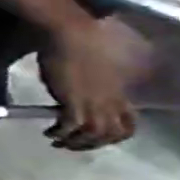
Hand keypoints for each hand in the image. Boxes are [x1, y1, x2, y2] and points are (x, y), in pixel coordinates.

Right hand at [38, 22, 136, 149]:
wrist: (71, 35)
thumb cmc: (84, 44)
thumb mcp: (98, 67)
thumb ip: (98, 83)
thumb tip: (91, 90)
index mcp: (120, 95)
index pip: (129, 125)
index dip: (116, 136)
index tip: (97, 137)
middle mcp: (111, 102)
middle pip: (113, 134)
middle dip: (93, 144)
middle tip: (74, 145)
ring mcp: (93, 103)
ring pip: (94, 135)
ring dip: (76, 143)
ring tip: (58, 141)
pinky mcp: (73, 102)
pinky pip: (70, 126)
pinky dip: (61, 133)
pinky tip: (49, 132)